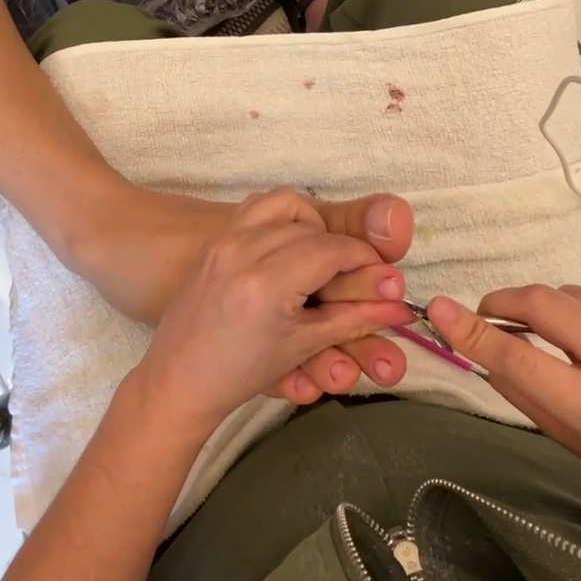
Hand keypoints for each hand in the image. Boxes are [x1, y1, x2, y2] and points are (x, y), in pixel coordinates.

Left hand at [58, 185, 417, 402]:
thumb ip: (353, 320)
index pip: (332, 250)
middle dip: (343, 246)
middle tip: (360, 273)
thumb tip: (400, 305)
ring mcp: (224, 239)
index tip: (383, 277)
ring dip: (314, 223)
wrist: (180, 376)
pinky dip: (283, 215)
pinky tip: (293, 243)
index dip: (365, 260)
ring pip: (284, 203)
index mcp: (266, 282)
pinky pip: (257, 206)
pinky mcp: (216, 238)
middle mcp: (242, 250)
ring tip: (326, 255)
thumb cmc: (241, 371)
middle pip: (312, 226)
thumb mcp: (302, 347)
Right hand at [427, 285, 580, 519]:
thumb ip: (529, 396)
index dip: (471, 331)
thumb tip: (484, 352)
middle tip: (489, 315)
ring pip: (569, 294)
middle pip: (542, 302)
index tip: (437, 308)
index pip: (519, 358)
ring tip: (553, 337)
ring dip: (544, 308)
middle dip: (502, 301)